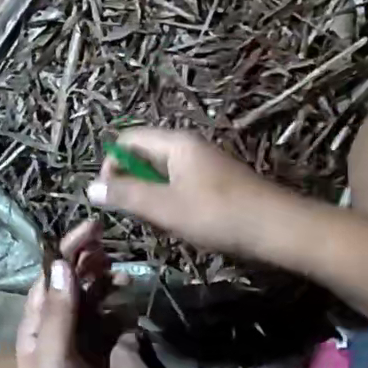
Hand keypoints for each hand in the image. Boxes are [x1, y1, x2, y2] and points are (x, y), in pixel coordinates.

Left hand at [16, 254, 123, 367]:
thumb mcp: (56, 360)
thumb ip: (59, 314)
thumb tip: (60, 265)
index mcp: (35, 329)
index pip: (49, 278)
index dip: (67, 250)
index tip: (93, 227)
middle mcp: (52, 333)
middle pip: (69, 287)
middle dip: (87, 263)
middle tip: (112, 245)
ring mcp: (76, 348)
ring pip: (89, 305)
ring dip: (103, 285)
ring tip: (124, 272)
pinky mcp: (97, 363)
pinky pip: (106, 328)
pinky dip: (117, 313)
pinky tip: (130, 306)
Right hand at [85, 128, 285, 254]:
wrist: (277, 229)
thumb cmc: (217, 214)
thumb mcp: (164, 207)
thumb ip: (126, 195)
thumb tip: (90, 188)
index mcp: (175, 143)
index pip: (128, 139)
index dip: (111, 164)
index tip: (109, 195)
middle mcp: (189, 146)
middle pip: (144, 155)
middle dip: (132, 183)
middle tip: (134, 213)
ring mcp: (205, 164)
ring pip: (162, 174)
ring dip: (151, 196)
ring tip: (157, 222)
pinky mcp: (216, 182)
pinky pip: (180, 185)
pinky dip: (171, 202)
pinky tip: (180, 224)